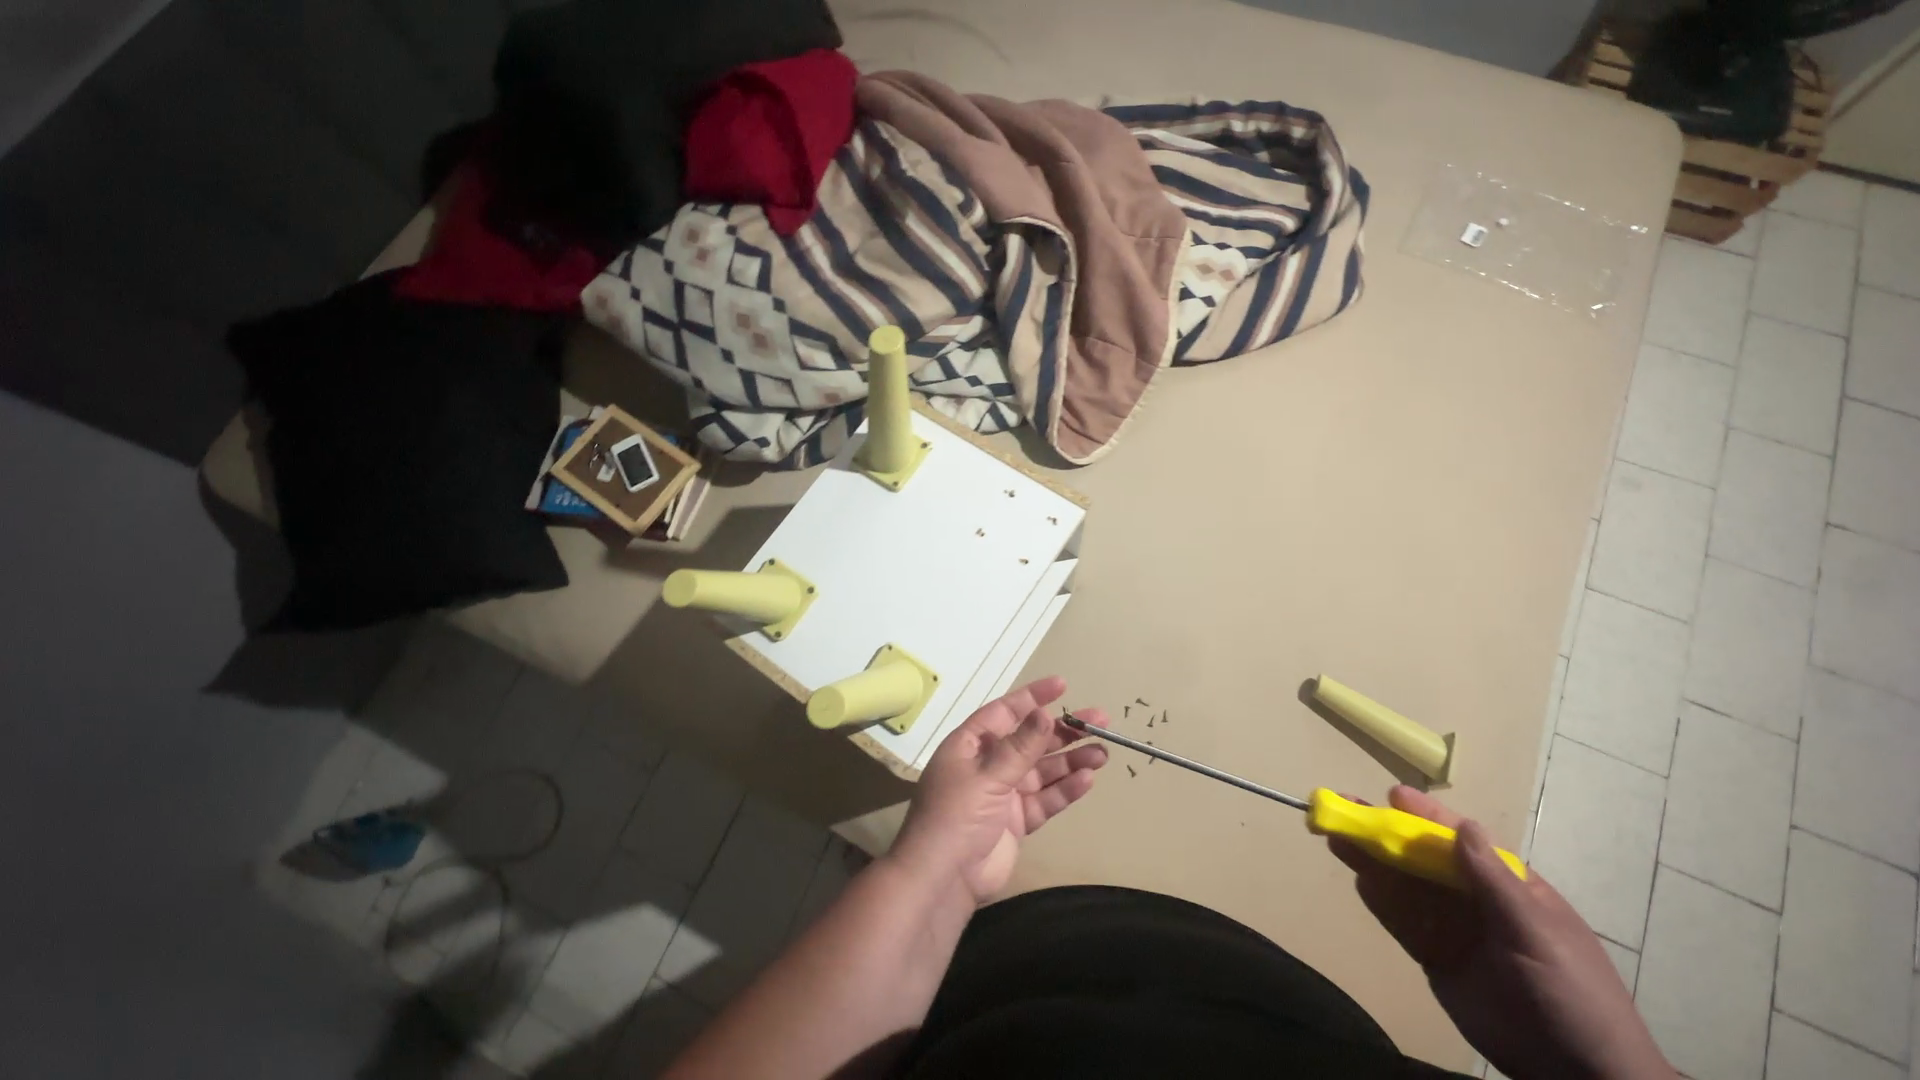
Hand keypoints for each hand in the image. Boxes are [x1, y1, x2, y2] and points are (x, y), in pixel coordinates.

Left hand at [886, 677, 1109, 903]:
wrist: (943, 877)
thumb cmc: (956, 816)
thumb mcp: (988, 776)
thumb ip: (1020, 747)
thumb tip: (1045, 713)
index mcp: (970, 745)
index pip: (1004, 712)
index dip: (1032, 698)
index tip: (1062, 686)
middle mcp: (987, 765)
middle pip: (1030, 741)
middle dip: (1063, 731)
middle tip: (1100, 722)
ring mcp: (1003, 794)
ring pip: (1042, 770)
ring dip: (1070, 760)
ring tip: (1102, 753)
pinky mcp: (1016, 820)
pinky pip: (1045, 799)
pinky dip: (1065, 790)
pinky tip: (1087, 780)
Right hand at [1331, 786, 1675, 1079]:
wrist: (1577, 1072)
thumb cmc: (1571, 994)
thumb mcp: (1536, 934)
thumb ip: (1495, 883)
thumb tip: (1464, 826)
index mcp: (1510, 886)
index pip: (1462, 841)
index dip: (1427, 817)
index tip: (1392, 795)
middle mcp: (1477, 901)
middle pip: (1424, 860)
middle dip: (1387, 834)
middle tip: (1345, 811)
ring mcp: (1456, 930)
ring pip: (1407, 887)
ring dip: (1374, 862)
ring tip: (1336, 837)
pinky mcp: (1437, 958)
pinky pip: (1403, 923)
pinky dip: (1380, 901)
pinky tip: (1359, 880)